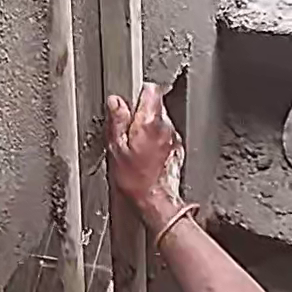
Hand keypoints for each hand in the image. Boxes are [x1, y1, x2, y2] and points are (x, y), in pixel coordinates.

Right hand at [106, 83, 183, 231]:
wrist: (154, 201)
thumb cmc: (134, 180)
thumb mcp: (116, 148)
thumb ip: (117, 121)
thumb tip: (115, 102)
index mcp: (150, 122)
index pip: (151, 90)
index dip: (137, 93)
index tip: (127, 102)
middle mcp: (166, 127)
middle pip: (155, 105)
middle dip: (140, 112)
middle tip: (126, 130)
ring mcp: (173, 138)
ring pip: (159, 120)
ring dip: (146, 127)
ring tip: (133, 146)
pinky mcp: (176, 148)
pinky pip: (163, 135)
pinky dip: (154, 140)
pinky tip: (144, 155)